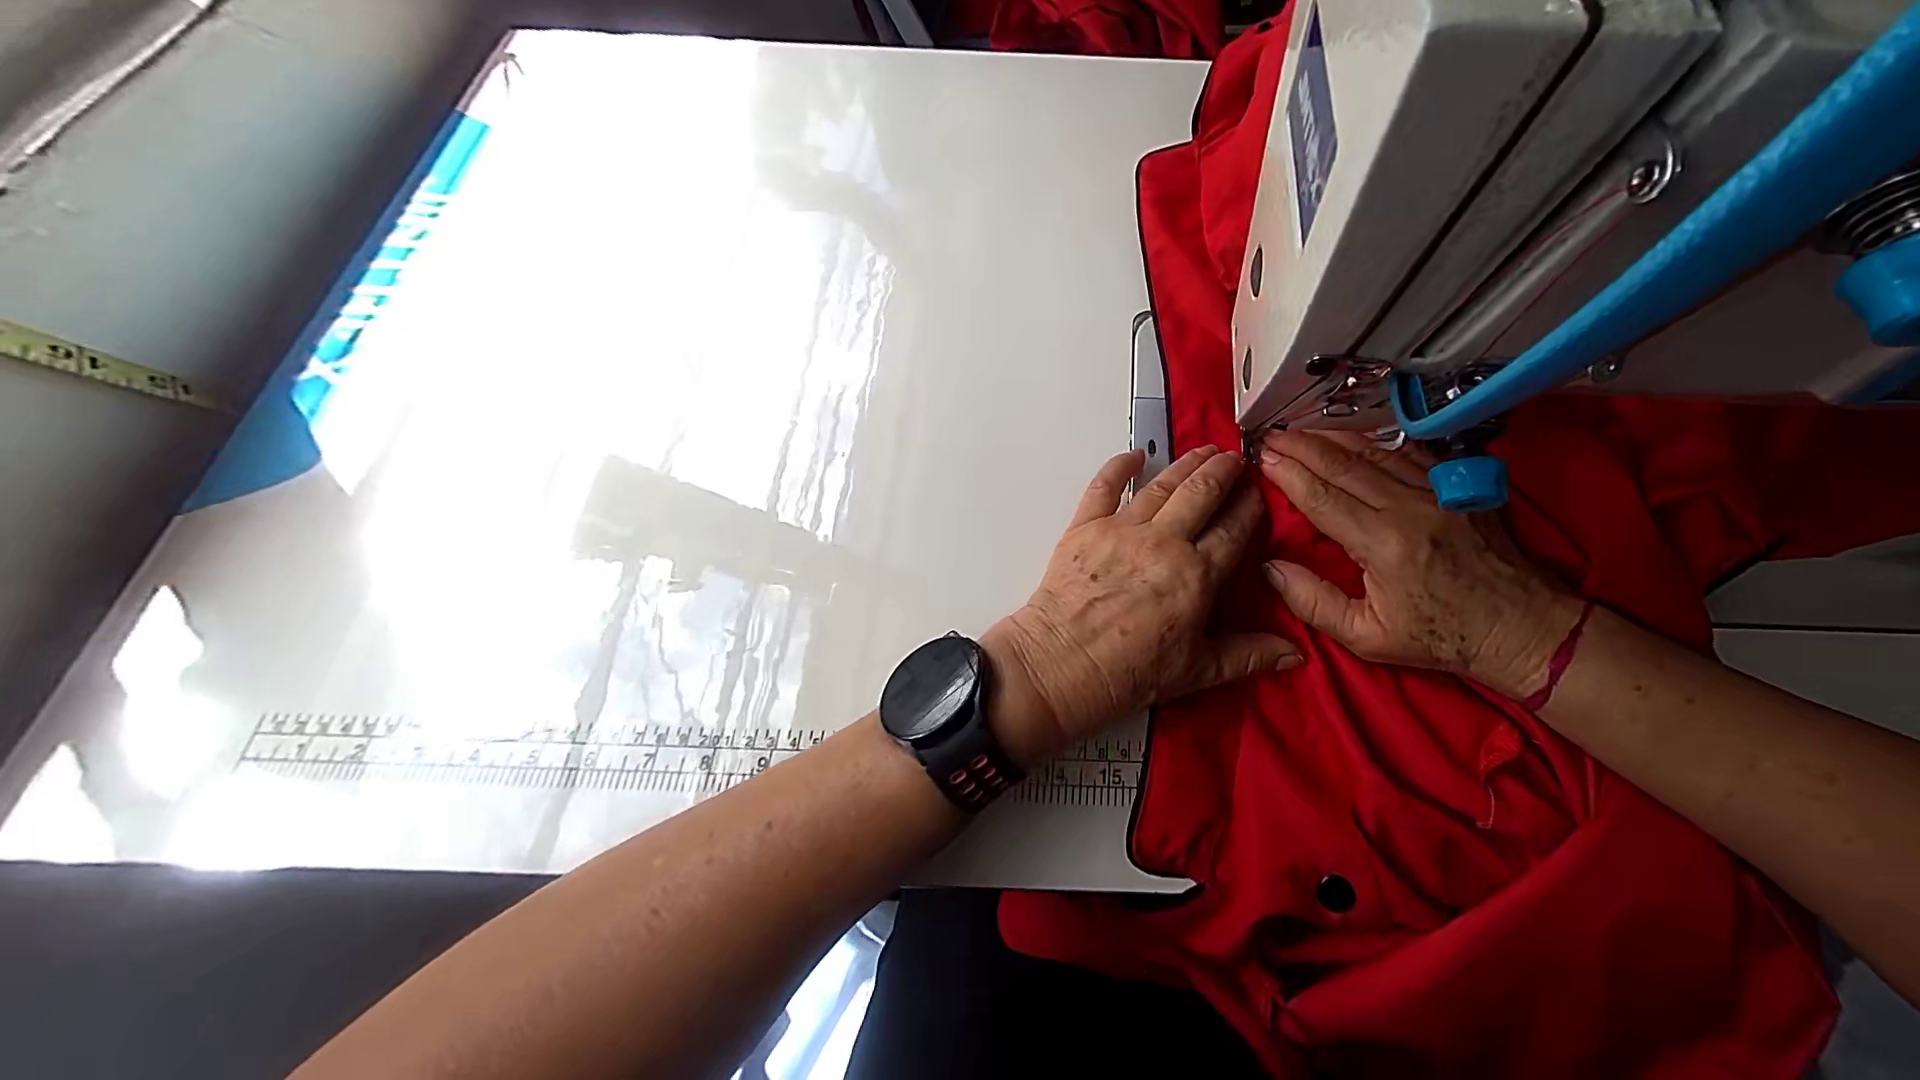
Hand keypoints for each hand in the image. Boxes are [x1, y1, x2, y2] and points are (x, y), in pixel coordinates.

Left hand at [980, 446, 1300, 766]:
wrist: (1060, 667)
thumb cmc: (1123, 673)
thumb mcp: (1195, 671)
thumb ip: (1246, 655)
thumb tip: (1293, 656)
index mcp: (1196, 576)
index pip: (1234, 530)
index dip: (1251, 508)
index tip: (1260, 495)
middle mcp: (1162, 544)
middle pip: (1202, 494)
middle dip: (1224, 472)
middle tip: (1236, 460)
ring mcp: (1121, 532)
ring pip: (1162, 486)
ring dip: (1186, 465)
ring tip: (1203, 452)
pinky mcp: (1084, 529)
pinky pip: (1104, 487)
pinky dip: (1119, 467)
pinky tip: (1133, 456)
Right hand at [1254, 430, 1586, 700]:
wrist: (1524, 629)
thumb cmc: (1441, 637)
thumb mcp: (1365, 636)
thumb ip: (1312, 602)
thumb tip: (1270, 568)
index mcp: (1384, 544)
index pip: (1322, 497)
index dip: (1288, 474)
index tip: (1263, 458)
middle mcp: (1411, 508)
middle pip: (1343, 465)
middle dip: (1301, 446)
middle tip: (1272, 435)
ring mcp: (1440, 492)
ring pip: (1376, 452)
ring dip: (1334, 437)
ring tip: (1302, 429)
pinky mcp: (1461, 487)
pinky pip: (1411, 453)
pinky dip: (1377, 441)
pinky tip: (1355, 437)